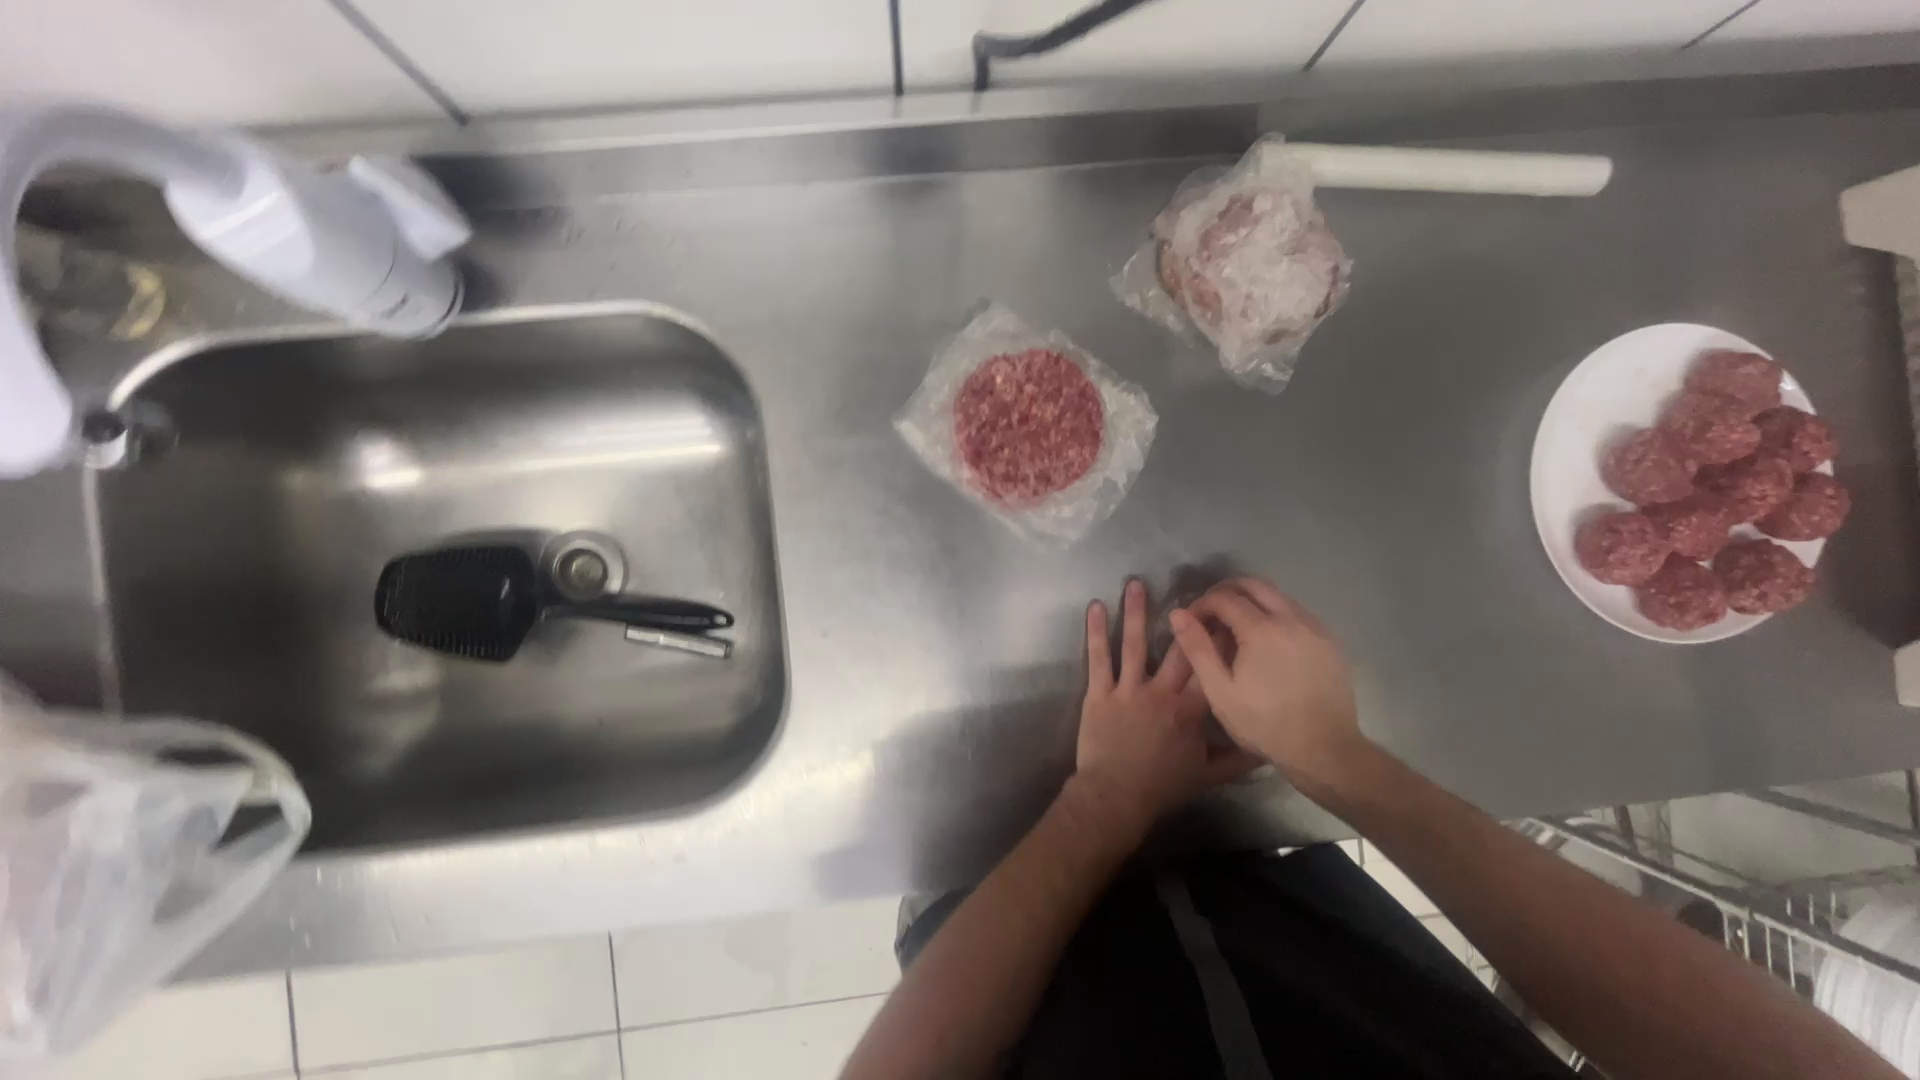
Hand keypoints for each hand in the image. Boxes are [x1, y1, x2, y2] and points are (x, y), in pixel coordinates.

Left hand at [1073, 580, 1259, 834]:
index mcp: (1191, 710)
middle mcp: (1162, 692)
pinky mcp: (1100, 693)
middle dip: (1190, 619)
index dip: (1223, 641)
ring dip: (1136, 612)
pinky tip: (1096, 606)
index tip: (1231, 615)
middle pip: (1181, 649)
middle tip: (1197, 589)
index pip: (1212, 668)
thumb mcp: (1208, 776)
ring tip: (1136, 581)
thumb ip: (1239, 759)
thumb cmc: (1162, 787)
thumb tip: (1270, 748)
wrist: (1116, 796)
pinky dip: (1097, 632)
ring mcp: (1129, 690)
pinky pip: (1099, 658)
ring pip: (1136, 644)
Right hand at [1168, 577, 1364, 782]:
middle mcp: (1291, 619)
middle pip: (1255, 585)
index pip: (1224, 597)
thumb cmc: (1264, 724)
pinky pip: (1298, 613)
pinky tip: (1269, 641)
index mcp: (1261, 629)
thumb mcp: (1220, 691)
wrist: (1325, 749)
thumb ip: (1197, 649)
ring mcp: (1315, 628)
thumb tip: (1178, 614)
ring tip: (1238, 627)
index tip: (1191, 621)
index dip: (1202, 603)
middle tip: (1211, 612)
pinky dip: (1277, 614)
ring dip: (1253, 601)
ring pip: (1279, 596)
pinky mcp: (1330, 641)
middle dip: (1228, 591)